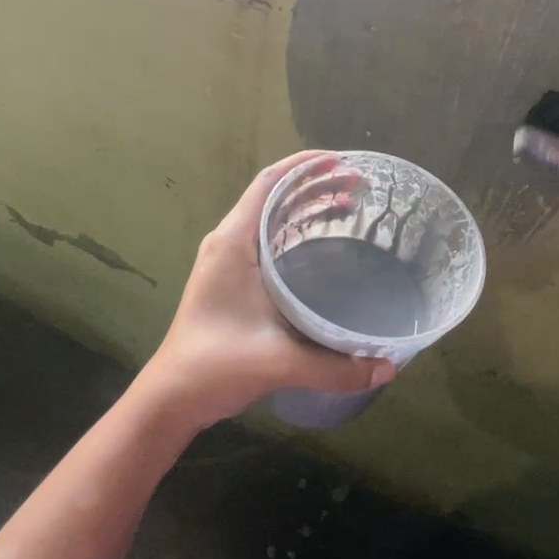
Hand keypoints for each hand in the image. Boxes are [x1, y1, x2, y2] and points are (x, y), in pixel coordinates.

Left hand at [137, 151, 395, 429]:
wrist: (171, 398)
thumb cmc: (215, 365)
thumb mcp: (278, 363)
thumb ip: (334, 366)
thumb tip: (387, 366)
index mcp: (233, 242)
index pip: (269, 182)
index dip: (305, 164)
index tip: (343, 160)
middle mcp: (229, 242)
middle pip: (274, 194)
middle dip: (315, 183)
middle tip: (358, 184)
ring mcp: (227, 259)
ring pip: (271, 216)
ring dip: (306, 205)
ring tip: (348, 205)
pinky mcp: (231, 278)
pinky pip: (268, 238)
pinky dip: (296, 229)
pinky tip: (323, 245)